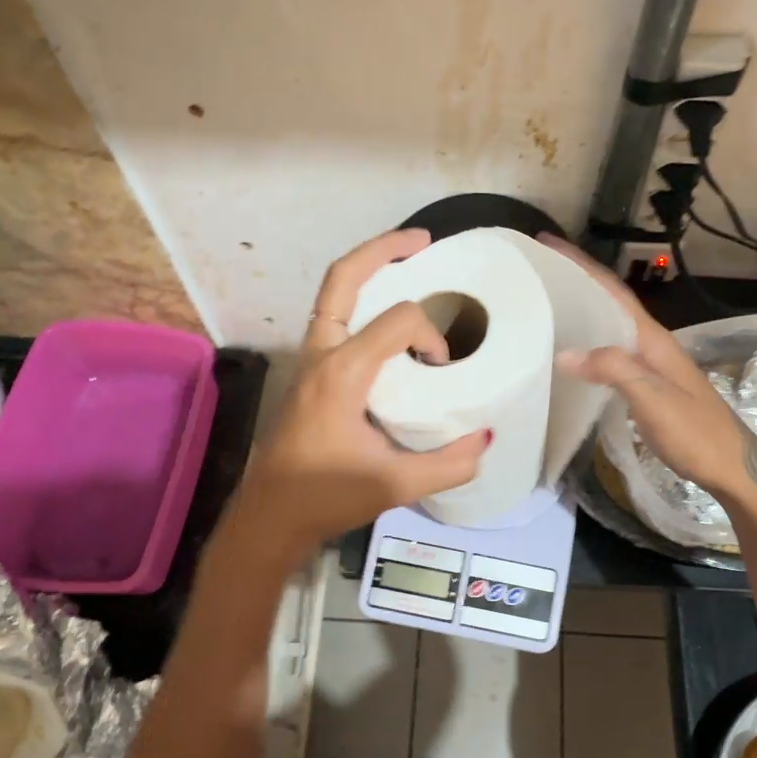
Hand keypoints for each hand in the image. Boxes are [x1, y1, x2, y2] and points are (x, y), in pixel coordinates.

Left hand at [235, 229, 490, 547]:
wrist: (269, 517)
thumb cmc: (326, 498)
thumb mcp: (395, 485)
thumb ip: (448, 464)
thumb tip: (487, 438)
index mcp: (341, 372)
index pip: (398, 321)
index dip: (431, 335)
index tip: (442, 370)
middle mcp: (320, 355)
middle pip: (343, 279)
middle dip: (383, 250)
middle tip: (422, 240)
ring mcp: (307, 362)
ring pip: (332, 297)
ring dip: (367, 275)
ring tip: (406, 267)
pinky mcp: (307, 376)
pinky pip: (332, 321)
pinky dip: (359, 305)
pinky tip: (386, 324)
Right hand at [535, 234, 751, 497]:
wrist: (732, 468)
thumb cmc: (695, 434)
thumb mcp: (653, 400)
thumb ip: (614, 371)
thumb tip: (565, 353)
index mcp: (653, 339)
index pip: (613, 291)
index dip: (582, 265)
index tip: (548, 243)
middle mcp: (652, 344)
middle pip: (610, 303)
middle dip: (576, 282)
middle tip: (535, 273)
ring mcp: (652, 365)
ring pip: (610, 328)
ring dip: (581, 312)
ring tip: (544, 306)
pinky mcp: (649, 386)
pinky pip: (611, 354)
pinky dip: (589, 345)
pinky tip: (572, 356)